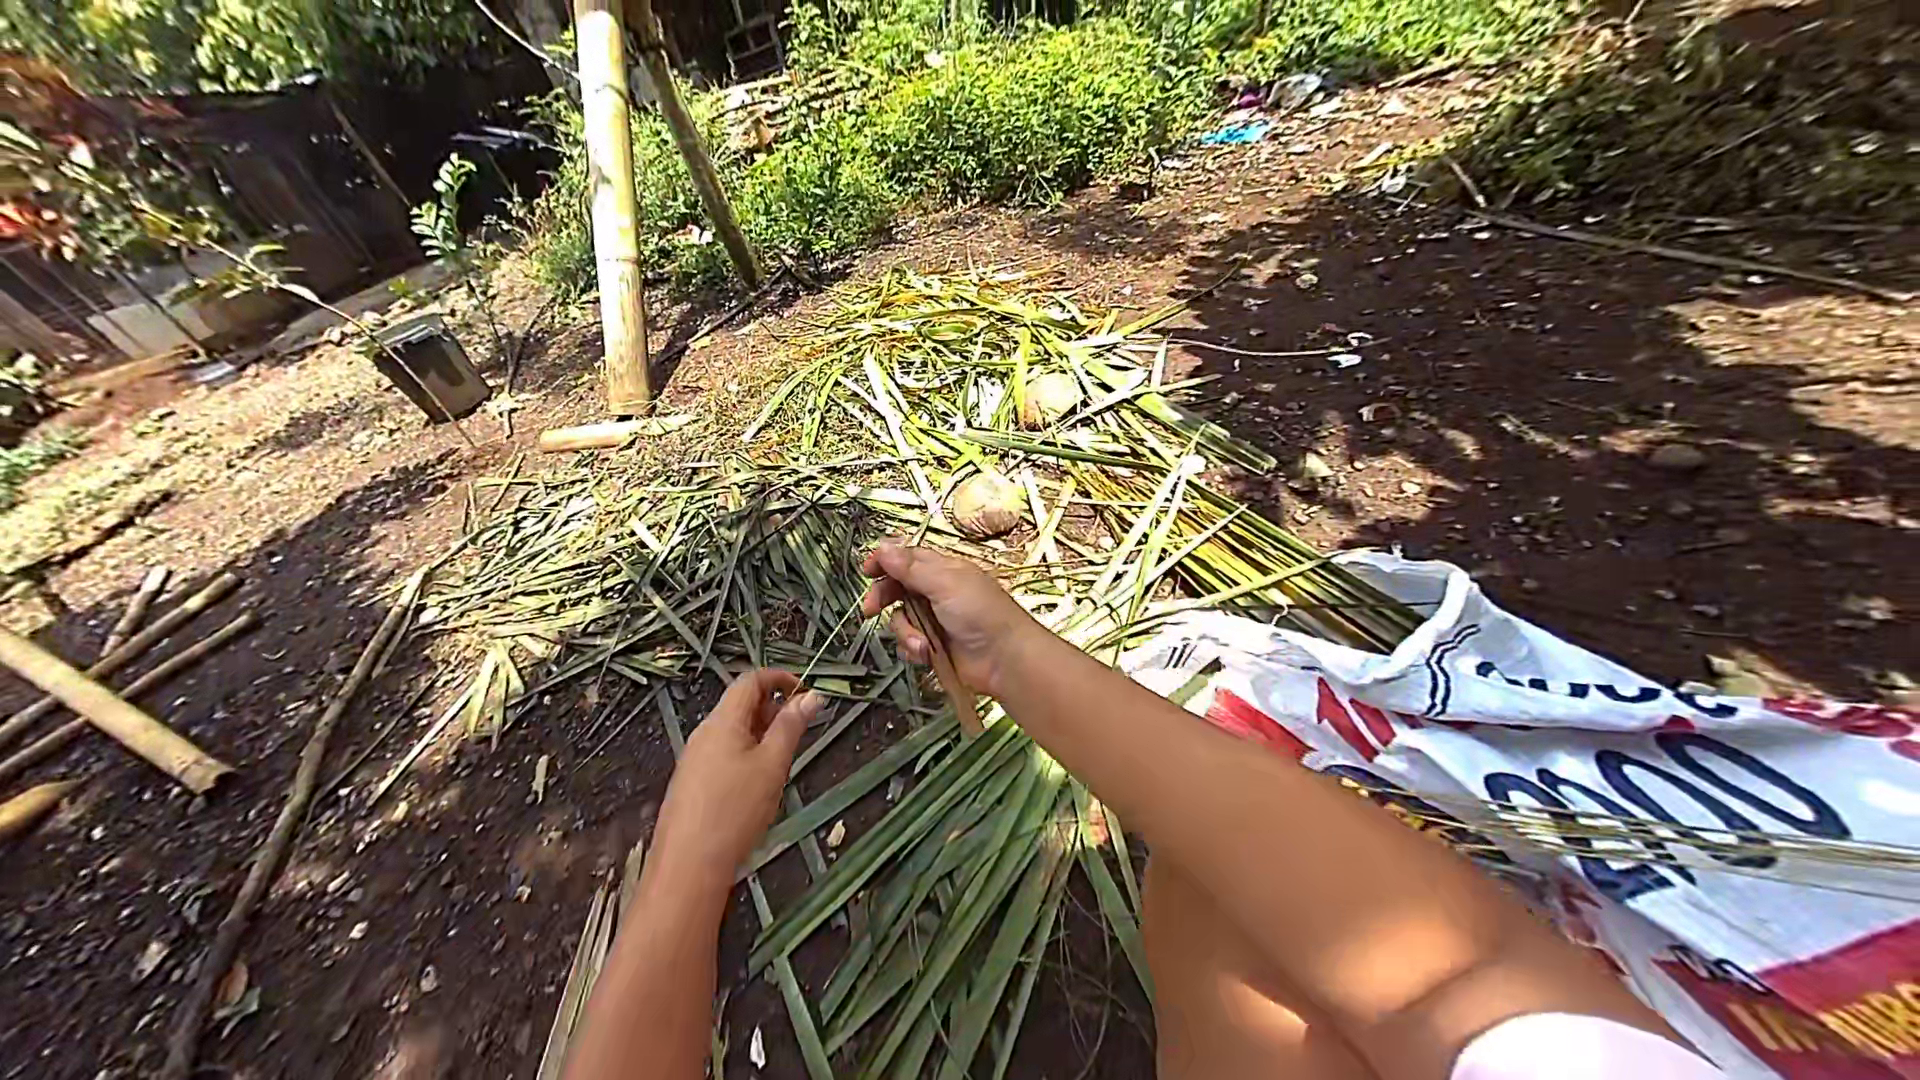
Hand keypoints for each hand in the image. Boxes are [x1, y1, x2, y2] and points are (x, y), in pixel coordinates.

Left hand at [651, 669, 819, 884]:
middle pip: (741, 703)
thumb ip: (792, 726)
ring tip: (782, 759)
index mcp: (723, 721)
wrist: (687, 868)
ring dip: (762, 732)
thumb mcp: (773, 764)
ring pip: (733, 730)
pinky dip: (746, 752)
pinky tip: (758, 783)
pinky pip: (723, 752)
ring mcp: (694, 758)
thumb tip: (811, 695)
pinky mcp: (691, 782)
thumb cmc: (735, 810)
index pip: (751, 680)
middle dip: (774, 708)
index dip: (780, 679)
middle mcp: (704, 733)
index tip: (806, 693)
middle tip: (800, 729)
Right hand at [860, 540, 1042, 700]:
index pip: (907, 558)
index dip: (885, 562)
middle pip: (897, 588)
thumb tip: (884, 546)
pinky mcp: (934, 645)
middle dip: (883, 598)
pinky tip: (926, 654)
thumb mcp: (945, 583)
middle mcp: (936, 592)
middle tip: (871, 609)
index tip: (867, 570)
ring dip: (905, 631)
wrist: (1004, 659)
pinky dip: (914, 649)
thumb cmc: (980, 613)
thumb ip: (911, 568)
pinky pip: (909, 643)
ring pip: (900, 619)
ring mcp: (935, 619)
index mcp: (943, 569)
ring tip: (921, 643)